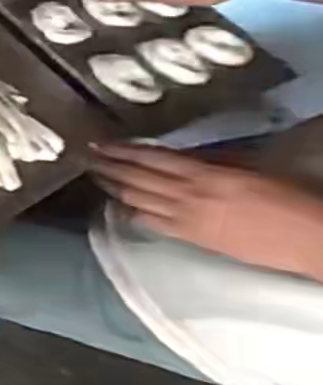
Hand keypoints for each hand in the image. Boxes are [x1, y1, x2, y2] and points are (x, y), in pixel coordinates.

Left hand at [91, 143, 322, 279]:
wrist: (322, 242)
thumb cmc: (298, 201)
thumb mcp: (253, 171)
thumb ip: (213, 162)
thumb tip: (182, 155)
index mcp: (207, 174)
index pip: (150, 157)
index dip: (119, 149)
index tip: (97, 143)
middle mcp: (188, 194)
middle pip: (133, 176)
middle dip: (105, 165)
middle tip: (85, 157)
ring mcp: (185, 217)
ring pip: (133, 197)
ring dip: (110, 185)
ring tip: (95, 176)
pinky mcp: (191, 237)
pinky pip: (150, 221)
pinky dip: (130, 210)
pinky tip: (121, 205)